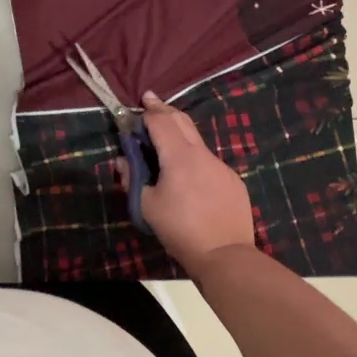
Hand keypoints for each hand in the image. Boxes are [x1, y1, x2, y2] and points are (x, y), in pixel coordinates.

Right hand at [138, 91, 256, 274]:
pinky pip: (209, 162)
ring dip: (179, 134)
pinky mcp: (233, 181)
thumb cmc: (180, 229)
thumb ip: (132, 178)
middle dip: (163, 109)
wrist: (226, 256)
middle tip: (149, 100)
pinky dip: (194, 159)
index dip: (144, 114)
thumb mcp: (146, 206)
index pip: (160, 121)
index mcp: (179, 156)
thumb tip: (122, 160)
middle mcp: (202, 154)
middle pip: (182, 120)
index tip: (133, 112)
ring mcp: (221, 167)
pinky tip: (189, 177)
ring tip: (165, 140)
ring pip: (197, 141)